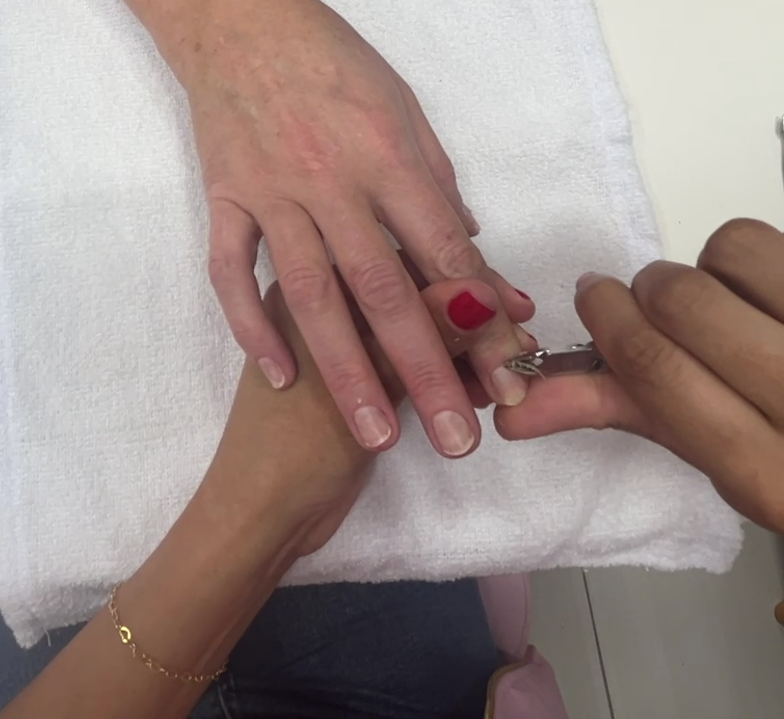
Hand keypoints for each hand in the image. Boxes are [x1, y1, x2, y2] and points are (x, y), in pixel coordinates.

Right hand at [185, 0, 535, 459]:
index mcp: (387, 153)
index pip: (443, 250)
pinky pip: (230, 272)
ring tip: (376, 435)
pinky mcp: (223, 200)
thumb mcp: (401, 103)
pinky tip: (278, 375)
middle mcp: (331, 181)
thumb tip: (465, 247)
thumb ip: (433, 179)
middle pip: (383, 290)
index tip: (510, 375)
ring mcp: (270, 195)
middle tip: (458, 440)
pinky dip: (249, 326)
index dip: (482, 317)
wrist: (236, 22)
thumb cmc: (329, 56)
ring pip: (310, 296)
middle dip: (426, 370)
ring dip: (345, 369)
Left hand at [202, 275, 528, 555]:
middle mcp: (327, 301)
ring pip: (417, 327)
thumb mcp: (364, 388)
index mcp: (309, 285)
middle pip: (411, 293)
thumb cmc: (295, 447)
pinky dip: (448, 369)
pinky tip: (484, 385)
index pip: (395, 266)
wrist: (262, 517)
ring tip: (511, 373)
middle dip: (472, 317)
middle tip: (521, 346)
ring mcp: (346, 337)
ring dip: (465, 347)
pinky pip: (411, 356)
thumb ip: (419, 338)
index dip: (459, 283)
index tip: (512, 309)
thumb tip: (481, 293)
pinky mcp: (362, 372)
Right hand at [496, 200, 783, 542]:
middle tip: (686, 306)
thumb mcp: (708, 454)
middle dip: (665, 289)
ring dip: (729, 265)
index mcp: (779, 479)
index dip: (610, 315)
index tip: (601, 295)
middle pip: (689, 297)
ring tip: (760, 300)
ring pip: (745, 244)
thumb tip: (507, 410)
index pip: (653, 365)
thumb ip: (612, 411)